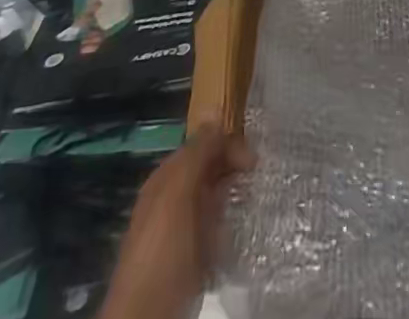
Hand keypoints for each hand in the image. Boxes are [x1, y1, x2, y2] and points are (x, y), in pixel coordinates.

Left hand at [99, 127, 253, 318]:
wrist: (147, 316)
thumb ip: (196, 154)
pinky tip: (245, 230)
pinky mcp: (193, 259)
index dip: (226, 145)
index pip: (200, 146)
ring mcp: (182, 230)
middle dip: (233, 167)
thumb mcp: (179, 194)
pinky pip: (216, 230)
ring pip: (213, 199)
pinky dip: (232, 224)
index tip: (255, 160)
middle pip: (207, 170)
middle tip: (262, 178)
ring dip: (234, 194)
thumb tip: (214, 109)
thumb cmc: (163, 249)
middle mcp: (172, 198)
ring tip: (260, 199)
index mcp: (166, 178)